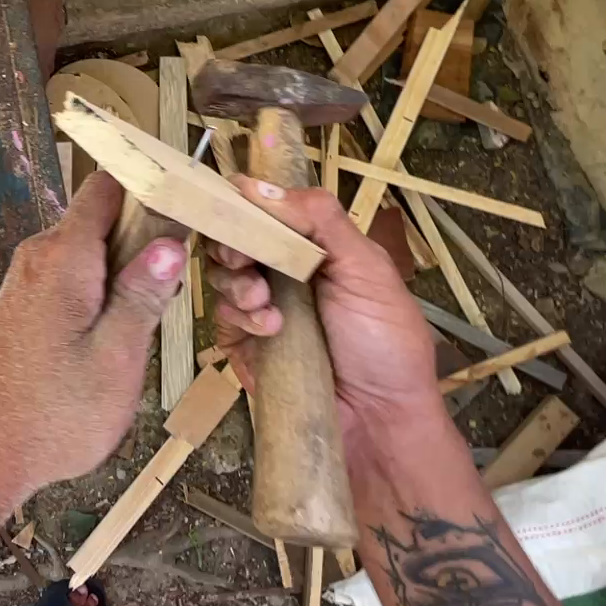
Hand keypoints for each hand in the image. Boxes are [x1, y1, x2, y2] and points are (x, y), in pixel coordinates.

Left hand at [0, 173, 186, 496]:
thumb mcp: (116, 357)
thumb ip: (142, 294)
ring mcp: (27, 277)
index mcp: (64, 254)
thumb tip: (171, 239)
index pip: (108, 186)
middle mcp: (40, 253)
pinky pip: (72, 274)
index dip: (150, 185)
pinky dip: (99, 288)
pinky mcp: (24, 302)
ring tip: (151, 314)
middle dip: (143, 238)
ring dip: (123, 270)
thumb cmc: (54, 412)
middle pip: (101, 218)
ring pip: (89, 250)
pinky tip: (115, 331)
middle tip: (180, 280)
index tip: (190, 207)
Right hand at [206, 180, 438, 442]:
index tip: (234, 203)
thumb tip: (256, 184)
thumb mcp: (366, 270)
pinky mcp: (240, 338)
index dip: (245, 203)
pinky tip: (269, 331)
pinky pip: (221, 313)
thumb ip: (319, 220)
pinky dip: (241, 317)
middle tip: (245, 259)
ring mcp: (258, 304)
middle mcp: (280, 269)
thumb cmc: (385, 341)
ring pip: (220, 272)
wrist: (379, 421)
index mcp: (312, 245)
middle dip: (234, 243)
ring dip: (238, 282)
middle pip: (234, 235)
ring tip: (264, 304)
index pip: (267, 208)